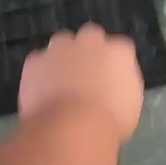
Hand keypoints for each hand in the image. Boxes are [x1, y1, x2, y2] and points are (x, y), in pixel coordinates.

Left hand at [19, 24, 143, 140]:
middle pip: (91, 35)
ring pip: (62, 43)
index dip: (114, 63)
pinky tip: (43, 91)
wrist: (70, 128)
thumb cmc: (110, 122)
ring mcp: (60, 48)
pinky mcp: (35, 60)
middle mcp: (91, 41)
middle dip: (89, 50)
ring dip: (63, 57)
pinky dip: (41, 72)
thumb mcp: (130, 105)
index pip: (122, 48)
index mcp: (120, 51)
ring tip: (62, 82)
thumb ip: (122, 85)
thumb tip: (113, 85)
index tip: (112, 78)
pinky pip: (39, 62)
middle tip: (87, 74)